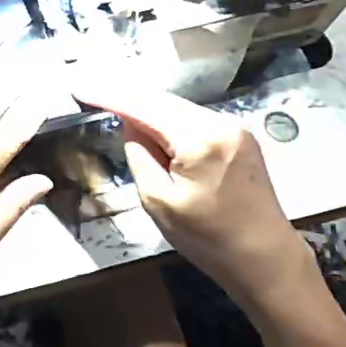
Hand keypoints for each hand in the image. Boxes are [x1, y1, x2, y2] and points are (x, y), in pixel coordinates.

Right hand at [76, 84, 315, 313]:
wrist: (264, 257)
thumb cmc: (207, 239)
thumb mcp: (158, 202)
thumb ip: (139, 155)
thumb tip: (129, 123)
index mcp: (198, 140)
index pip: (144, 106)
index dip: (109, 96)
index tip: (81, 89)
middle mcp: (219, 122)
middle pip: (163, 100)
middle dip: (129, 98)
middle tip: (94, 97)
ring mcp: (234, 126)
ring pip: (180, 107)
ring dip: (150, 110)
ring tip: (121, 116)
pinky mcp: (241, 136)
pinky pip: (196, 119)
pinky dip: (172, 120)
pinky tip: (156, 130)